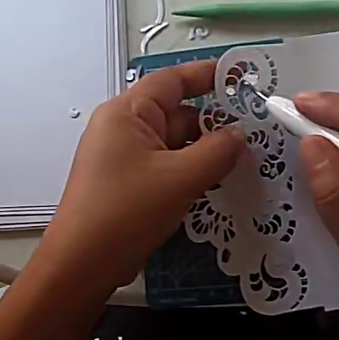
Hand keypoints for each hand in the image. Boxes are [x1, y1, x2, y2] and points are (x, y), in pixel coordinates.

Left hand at [32, 61, 243, 296]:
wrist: (82, 264)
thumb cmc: (124, 213)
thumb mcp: (180, 178)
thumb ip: (217, 151)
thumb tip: (238, 136)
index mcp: (126, 113)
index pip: (172, 80)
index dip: (208, 75)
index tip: (241, 76)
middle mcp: (122, 129)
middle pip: (176, 113)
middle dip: (213, 123)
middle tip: (256, 133)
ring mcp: (123, 158)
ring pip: (174, 143)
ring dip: (204, 151)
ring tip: (244, 161)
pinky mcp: (128, 184)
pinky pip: (166, 166)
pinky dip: (190, 171)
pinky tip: (216, 183)